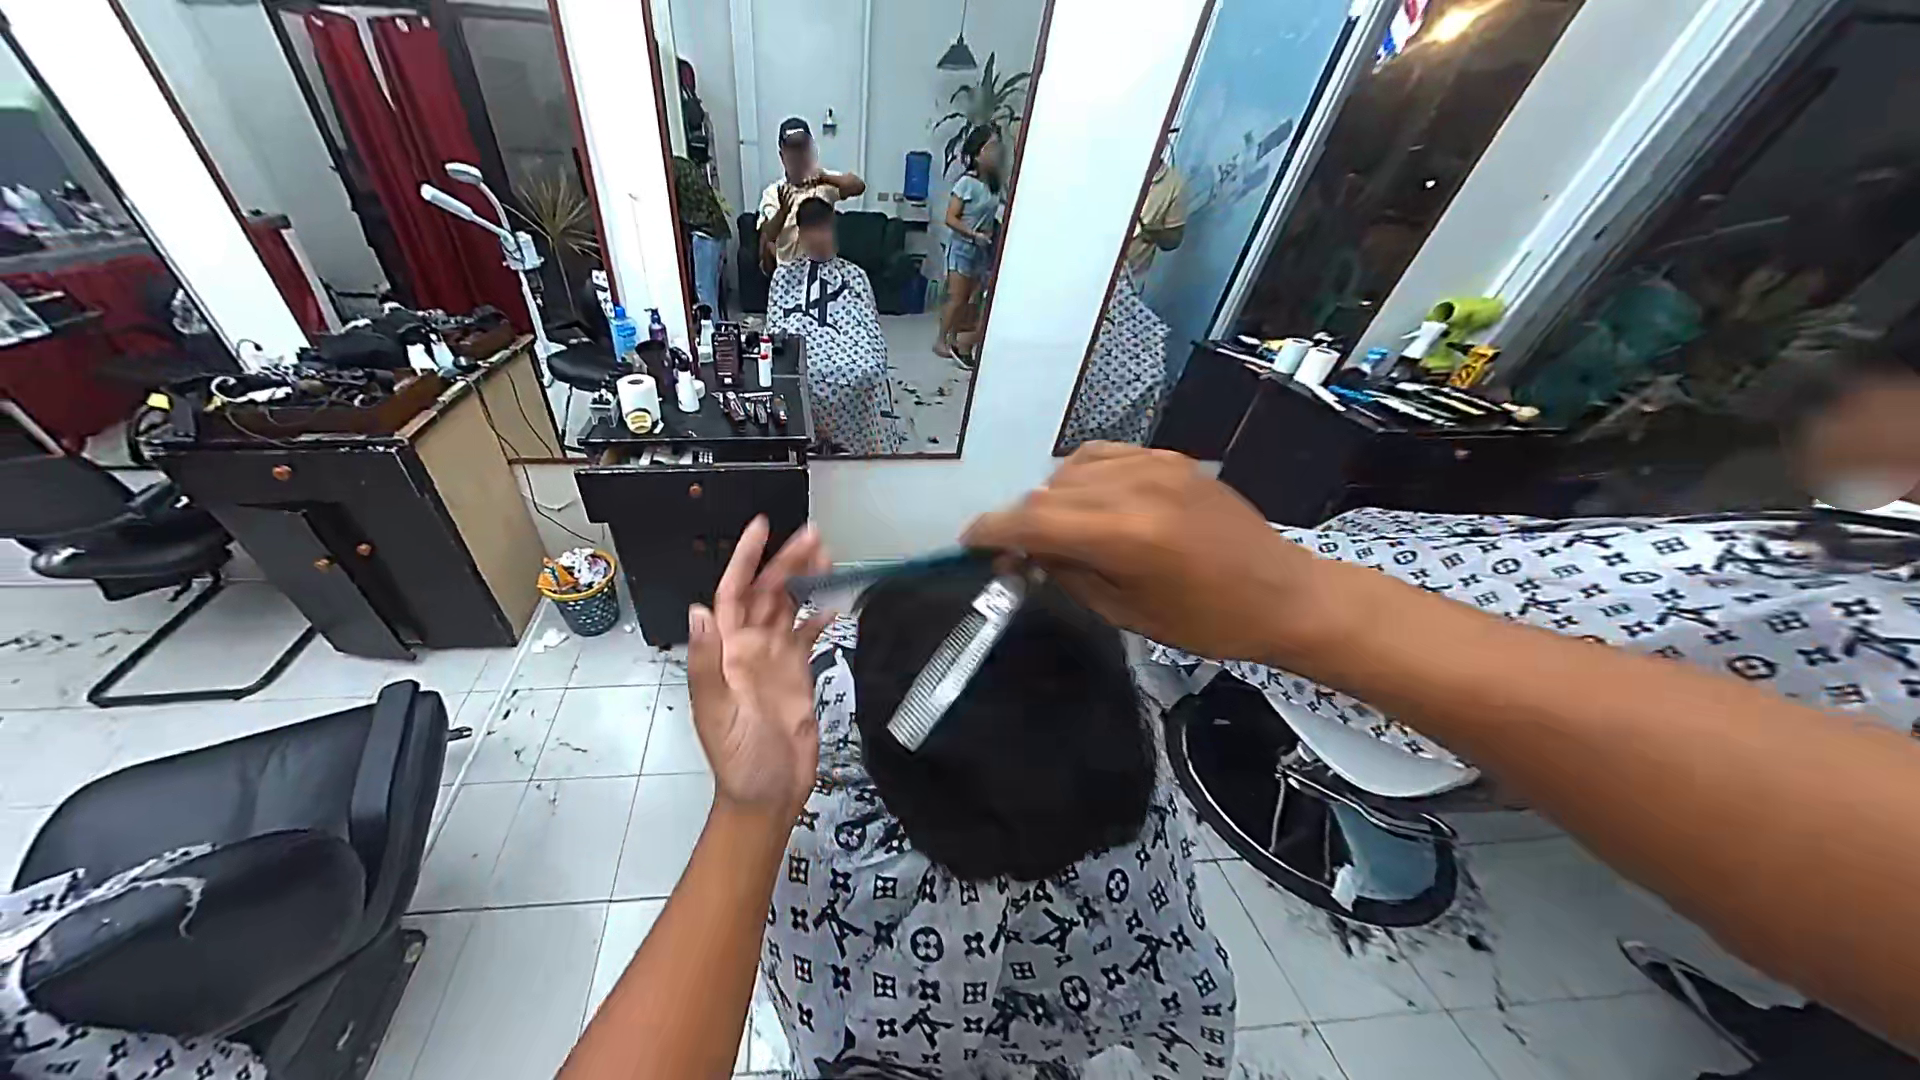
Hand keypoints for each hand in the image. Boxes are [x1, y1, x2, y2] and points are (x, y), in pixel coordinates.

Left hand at [686, 517, 832, 816]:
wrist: (768, 792)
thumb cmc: (739, 758)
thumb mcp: (717, 712)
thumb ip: (708, 663)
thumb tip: (699, 611)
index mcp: (726, 651)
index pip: (732, 592)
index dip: (745, 558)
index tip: (761, 529)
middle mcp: (749, 647)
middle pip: (767, 592)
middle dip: (787, 561)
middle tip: (813, 537)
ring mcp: (773, 658)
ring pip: (788, 607)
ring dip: (805, 581)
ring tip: (826, 557)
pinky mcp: (796, 672)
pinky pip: (806, 634)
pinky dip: (819, 616)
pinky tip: (833, 604)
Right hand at [963, 442, 1332, 664]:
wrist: (1282, 592)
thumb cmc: (1206, 621)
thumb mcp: (1125, 610)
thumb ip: (1067, 573)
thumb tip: (1026, 554)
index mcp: (1124, 534)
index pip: (1034, 520)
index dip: (993, 529)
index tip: (969, 541)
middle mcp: (1134, 487)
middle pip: (1046, 493)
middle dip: (1021, 522)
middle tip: (1018, 555)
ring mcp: (1154, 464)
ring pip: (1069, 469)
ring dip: (1050, 499)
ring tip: (1057, 531)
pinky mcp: (1168, 457)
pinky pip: (1102, 455)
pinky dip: (1080, 477)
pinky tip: (1087, 502)